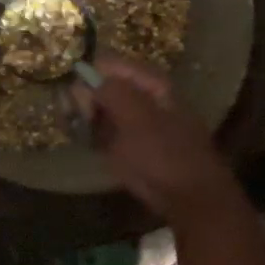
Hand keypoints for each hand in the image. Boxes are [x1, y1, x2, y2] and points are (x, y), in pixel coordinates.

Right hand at [72, 55, 237, 223]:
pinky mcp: (124, 145)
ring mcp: (132, 122)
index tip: (81, 96)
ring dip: (80, 115)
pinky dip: (85, 131)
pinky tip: (80, 138)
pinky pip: (97, 129)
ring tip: (75, 128)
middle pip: (100, 84)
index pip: (109, 65)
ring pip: (95, 107)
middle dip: (83, 97)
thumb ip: (111, 91)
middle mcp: (141, 98)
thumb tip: (86, 80)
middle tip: (80, 117)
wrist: (189, 199)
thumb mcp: (138, 117)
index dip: (90, 76)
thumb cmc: (165, 155)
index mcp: (151, 85)